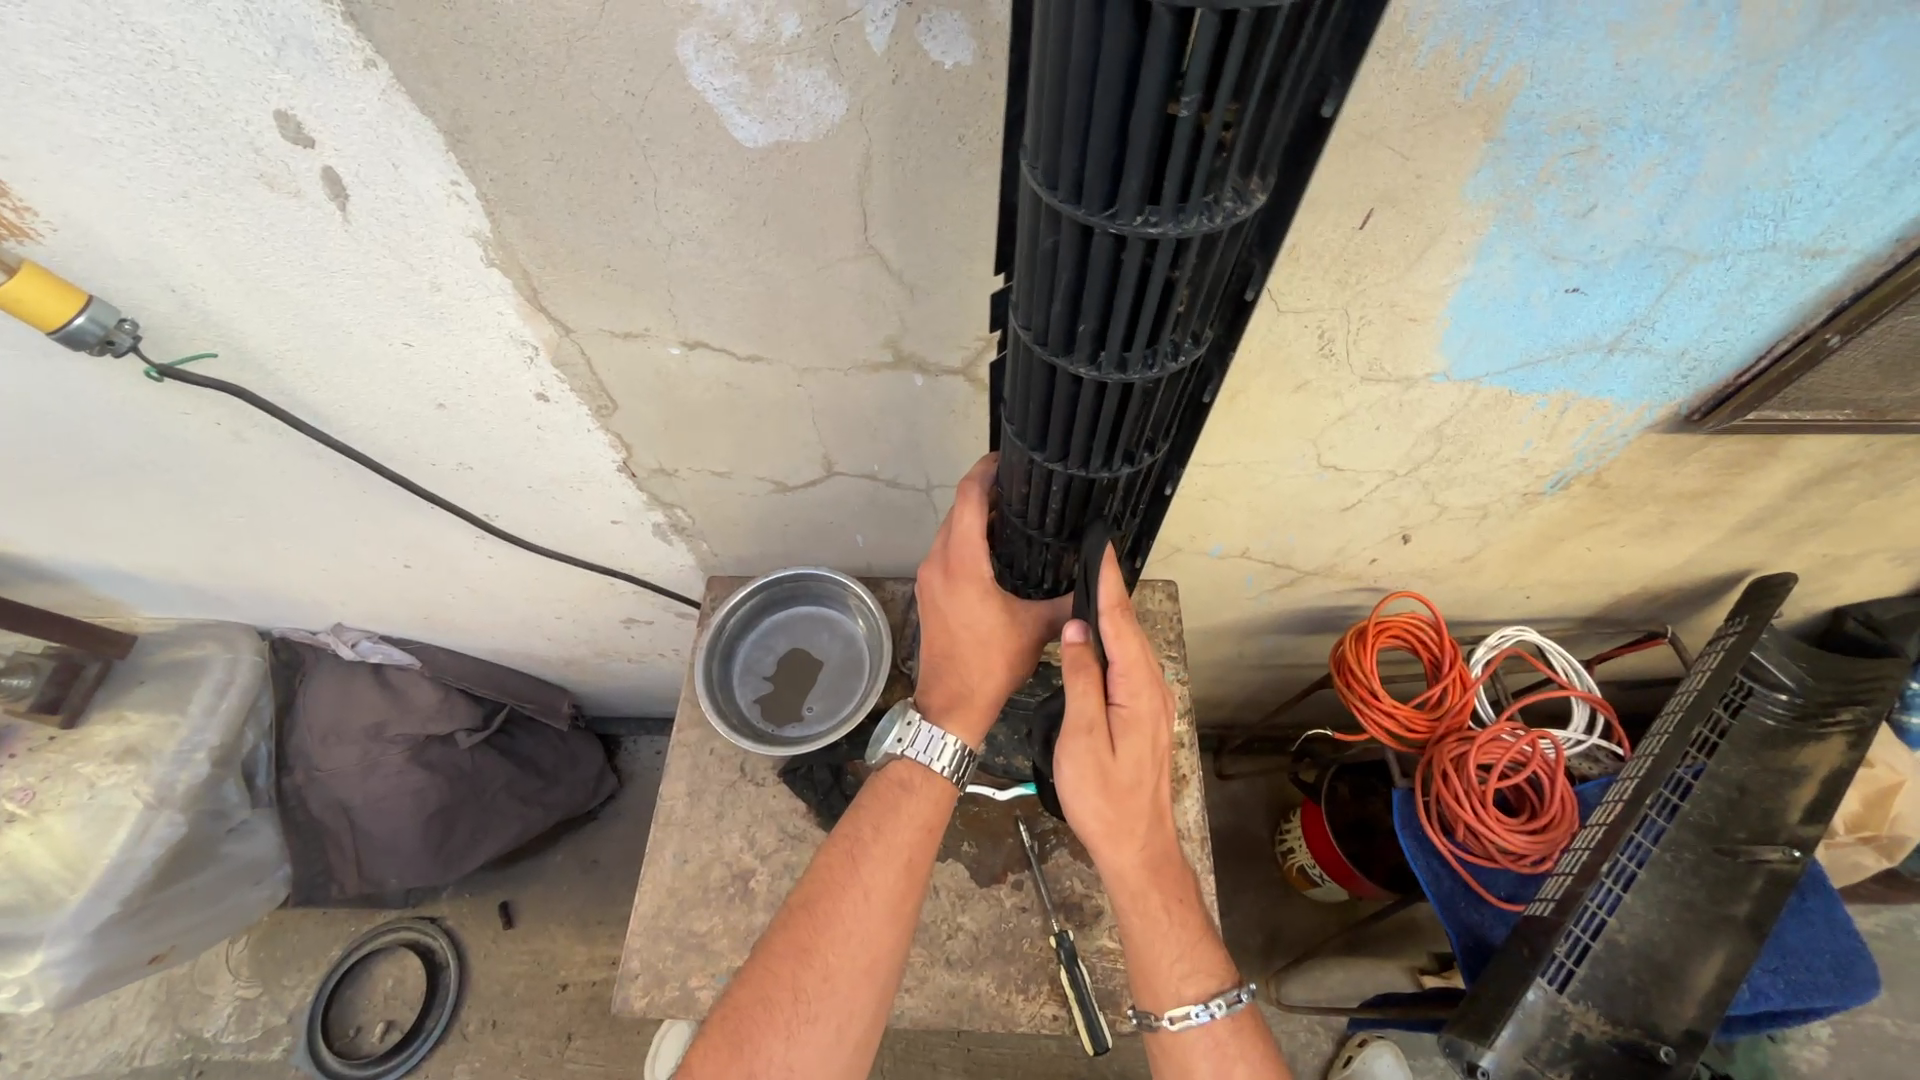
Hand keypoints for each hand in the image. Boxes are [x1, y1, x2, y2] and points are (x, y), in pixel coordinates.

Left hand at [913, 454, 1070, 744]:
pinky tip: (994, 549)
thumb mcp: (1037, 629)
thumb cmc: (991, 664)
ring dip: (975, 517)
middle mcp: (938, 562)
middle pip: (957, 509)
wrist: (951, 704)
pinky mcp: (928, 591)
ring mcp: (928, 577)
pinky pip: (945, 551)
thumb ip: (1069, 599)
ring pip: (949, 530)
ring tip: (1012, 513)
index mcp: (962, 562)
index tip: (1007, 459)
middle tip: (1021, 486)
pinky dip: (966, 540)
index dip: (986, 471)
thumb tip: (1100, 579)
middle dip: (985, 492)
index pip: (969, 498)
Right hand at [1054, 544, 1183, 882]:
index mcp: (1138, 688)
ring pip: (1132, 646)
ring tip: (1092, 584)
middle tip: (1091, 557)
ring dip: (1114, 614)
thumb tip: (1076, 630)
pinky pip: (1131, 664)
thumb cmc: (1104, 798)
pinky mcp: (1147, 715)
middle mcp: (1153, 688)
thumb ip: (1081, 679)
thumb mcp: (1082, 737)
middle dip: (1112, 590)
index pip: (1120, 622)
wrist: (1137, 846)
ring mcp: (1154, 702)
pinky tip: (1100, 636)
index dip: (1108, 583)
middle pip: (1130, 628)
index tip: (1101, 548)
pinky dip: (1116, 640)